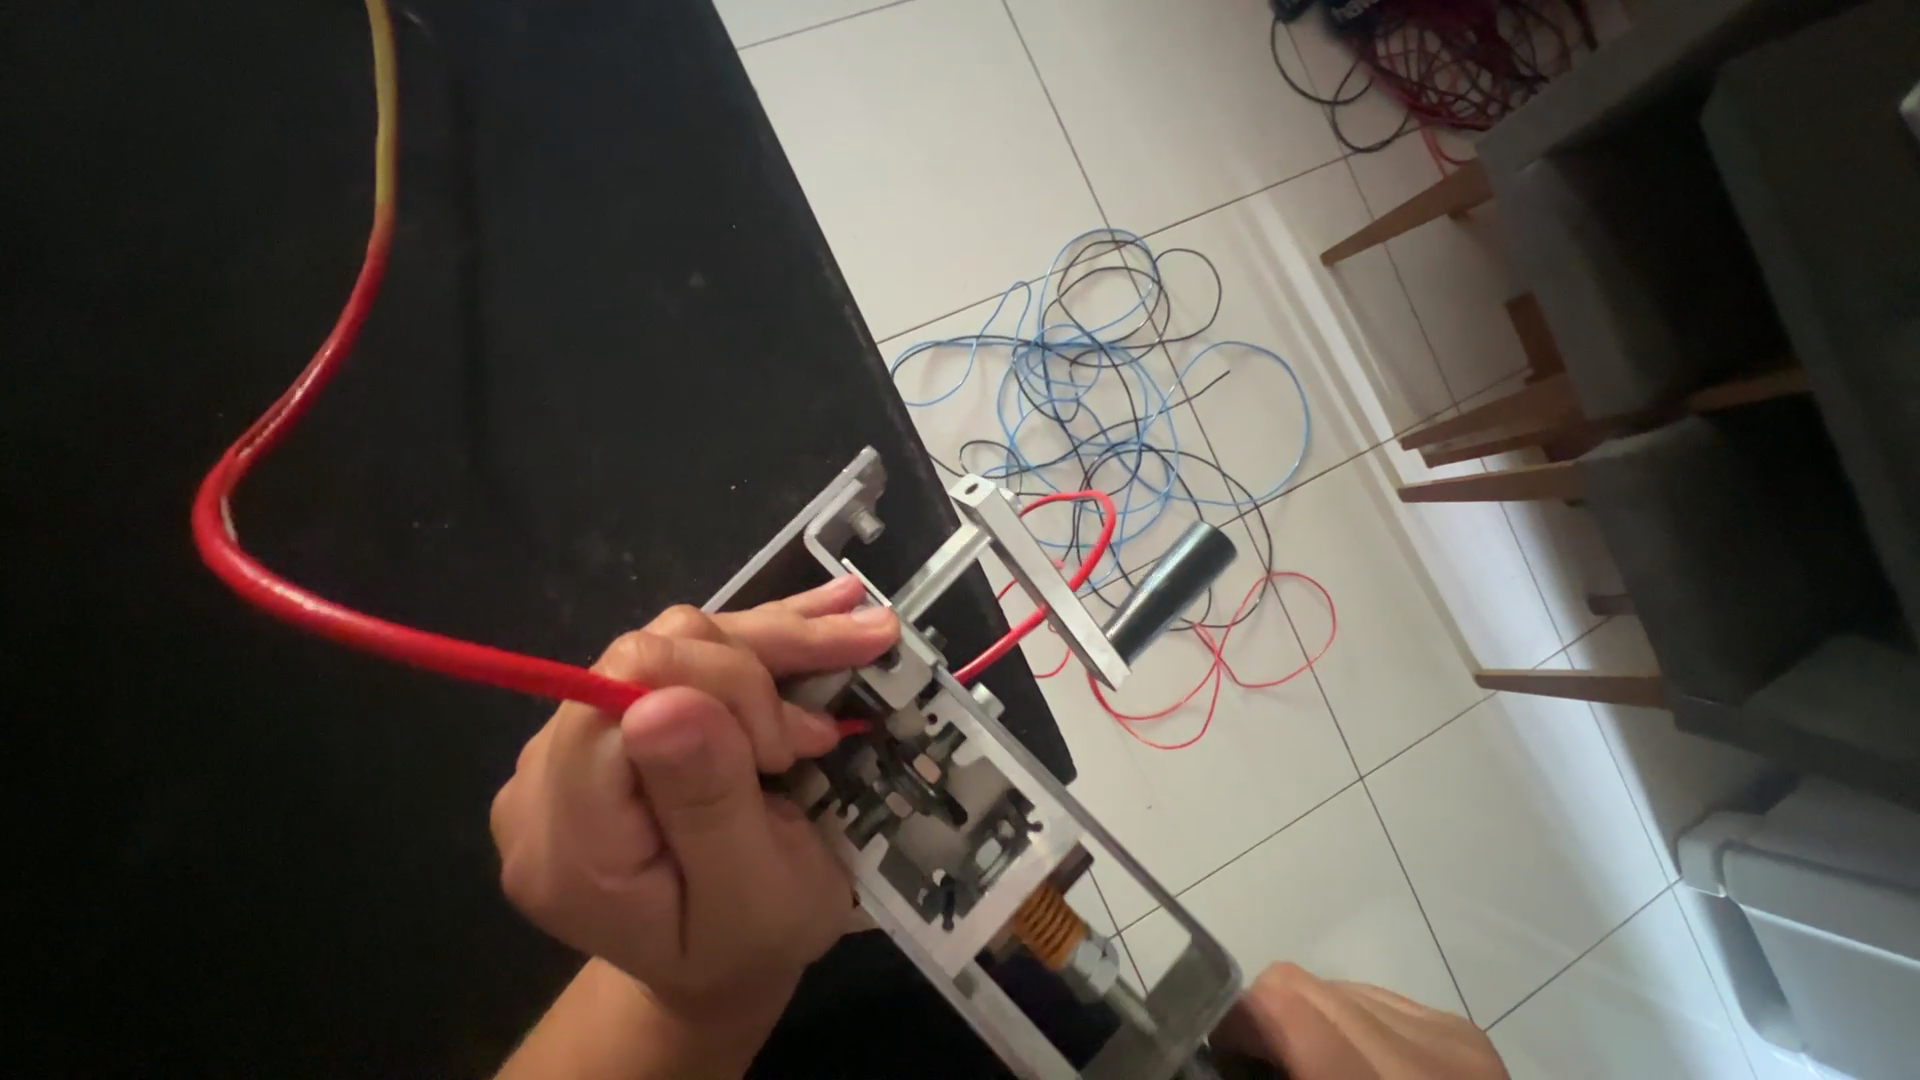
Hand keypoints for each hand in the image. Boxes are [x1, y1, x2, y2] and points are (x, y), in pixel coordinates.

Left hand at [489, 576, 899, 1025]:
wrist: (727, 955)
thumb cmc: (750, 943)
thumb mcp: (750, 897)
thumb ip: (706, 804)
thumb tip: (665, 700)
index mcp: (568, 839)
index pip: (621, 694)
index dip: (722, 693)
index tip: (796, 747)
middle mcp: (549, 776)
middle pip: (653, 653)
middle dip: (758, 672)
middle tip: (828, 724)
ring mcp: (580, 738)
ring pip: (682, 635)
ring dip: (776, 645)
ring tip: (859, 642)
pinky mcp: (622, 713)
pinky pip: (693, 645)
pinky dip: (768, 633)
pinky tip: (831, 608)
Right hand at [1214, 963, 1508, 1079]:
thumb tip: (1223, 1059)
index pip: (1283, 1004)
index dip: (1236, 1021)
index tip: (1224, 1054)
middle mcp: (1421, 1057)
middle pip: (1298, 984)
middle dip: (1268, 1021)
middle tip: (1265, 1067)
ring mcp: (1449, 1038)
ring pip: (1332, 985)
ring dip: (1310, 1022)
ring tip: (1322, 1072)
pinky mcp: (1464, 1032)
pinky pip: (1374, 997)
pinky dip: (1352, 1027)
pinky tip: (1365, 1071)